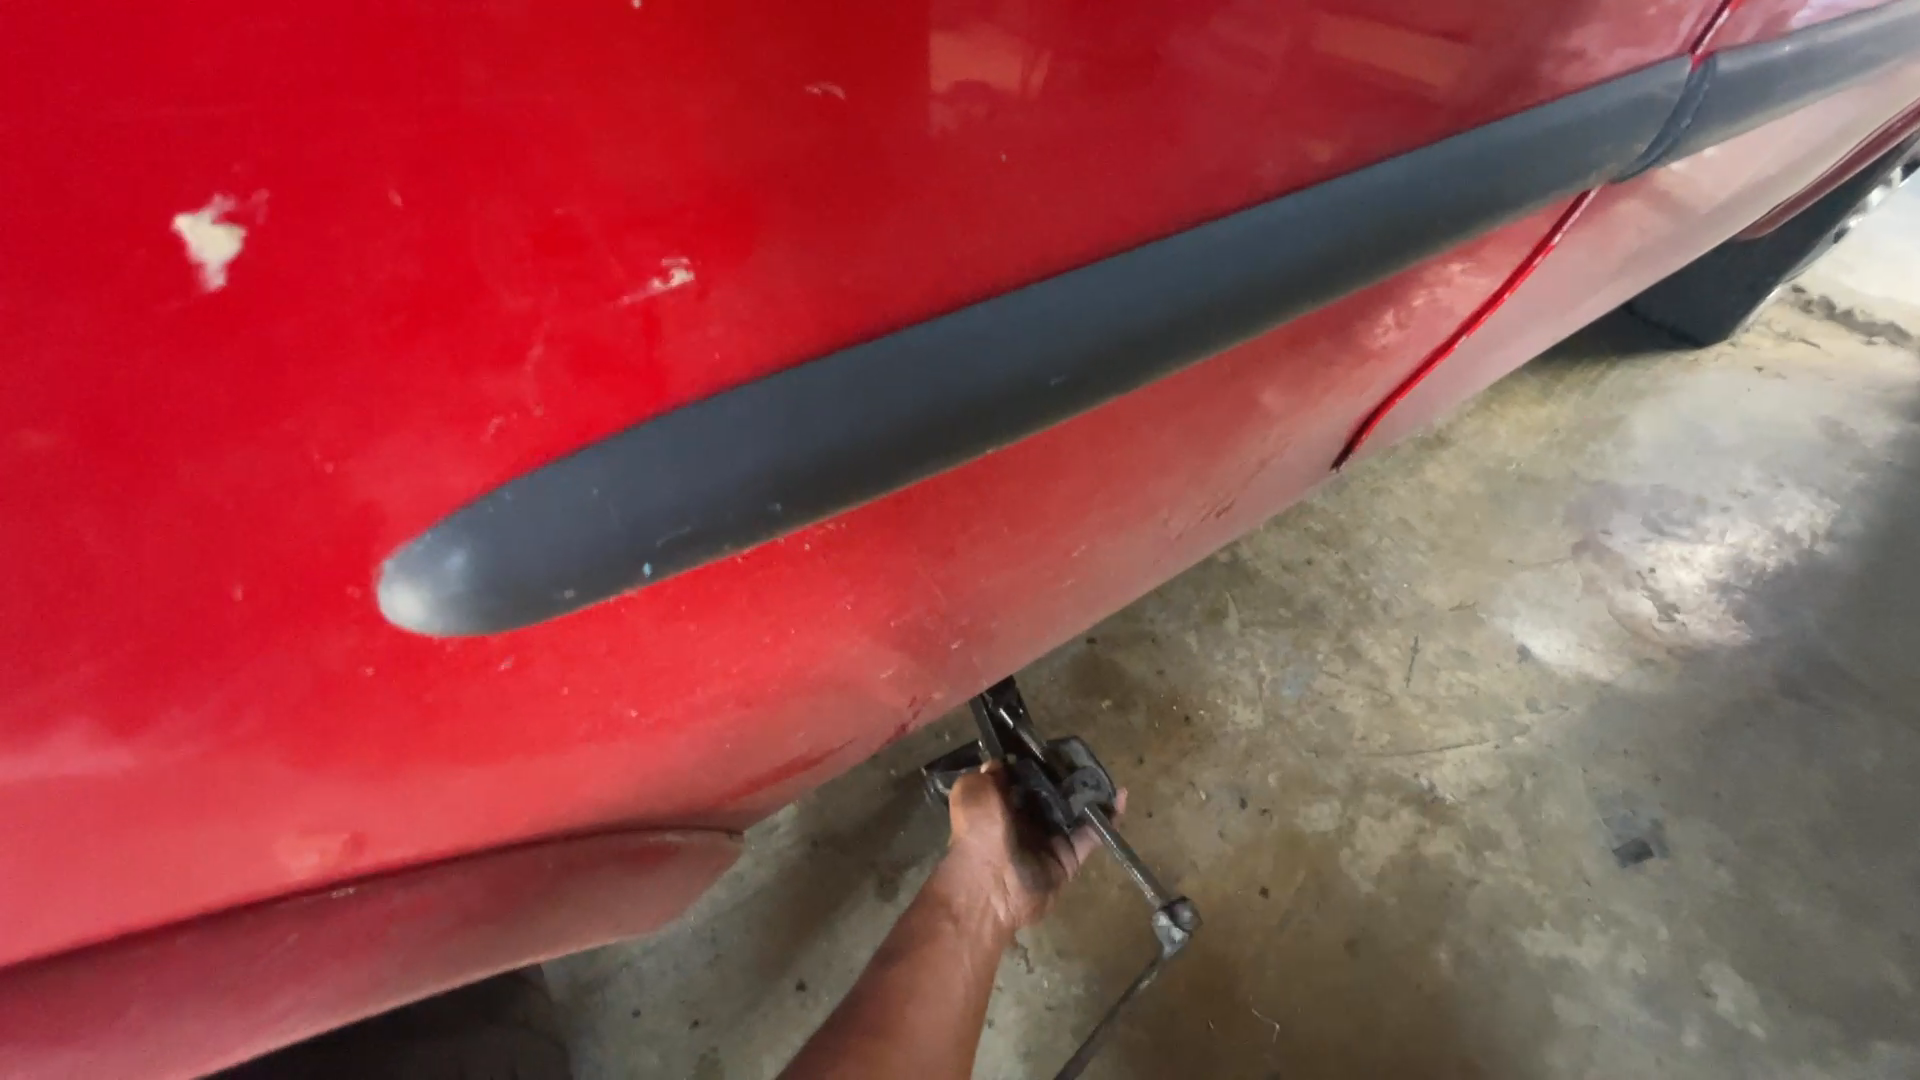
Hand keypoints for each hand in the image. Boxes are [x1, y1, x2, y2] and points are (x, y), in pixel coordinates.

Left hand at [942, 763, 1123, 933]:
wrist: (989, 884)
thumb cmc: (977, 831)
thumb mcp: (972, 789)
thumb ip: (988, 774)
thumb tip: (1001, 762)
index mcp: (1000, 805)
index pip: (1023, 779)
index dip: (1038, 764)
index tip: (1055, 747)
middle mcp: (1025, 822)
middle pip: (1052, 795)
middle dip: (1067, 778)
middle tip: (1086, 757)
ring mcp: (1049, 841)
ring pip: (1075, 813)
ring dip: (1091, 795)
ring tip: (1107, 773)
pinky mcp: (1068, 859)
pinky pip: (1091, 835)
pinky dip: (1108, 817)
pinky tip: (1120, 796)